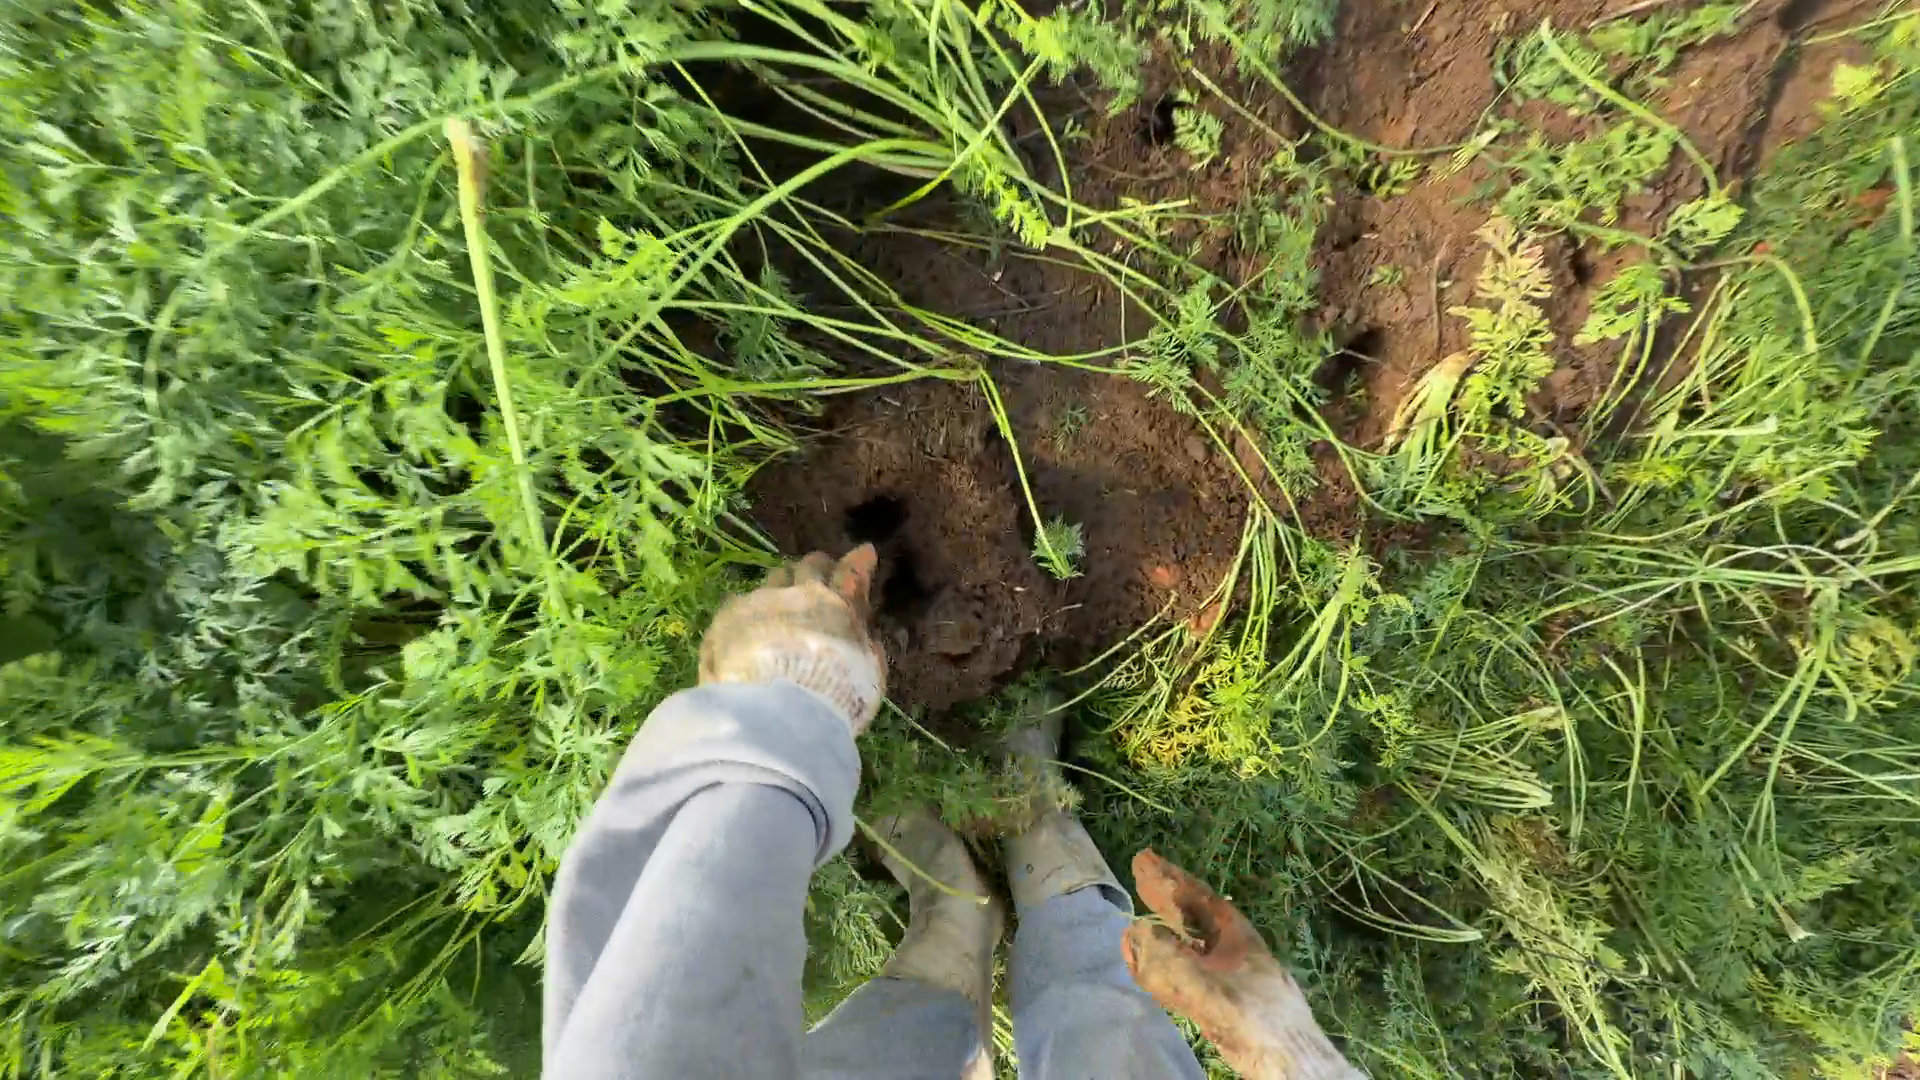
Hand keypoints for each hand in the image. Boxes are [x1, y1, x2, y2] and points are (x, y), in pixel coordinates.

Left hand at [698, 544, 886, 732]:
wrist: (775, 712)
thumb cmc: (833, 696)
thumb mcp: (867, 677)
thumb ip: (868, 653)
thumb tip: (869, 642)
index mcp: (839, 607)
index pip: (853, 573)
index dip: (860, 562)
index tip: (864, 552)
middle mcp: (801, 594)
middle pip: (810, 566)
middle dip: (818, 567)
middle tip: (820, 573)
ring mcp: (762, 601)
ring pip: (774, 578)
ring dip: (783, 584)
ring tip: (782, 597)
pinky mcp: (727, 617)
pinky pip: (741, 603)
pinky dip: (750, 610)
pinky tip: (747, 623)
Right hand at [1122, 850, 1363, 1079]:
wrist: (1295, 1066)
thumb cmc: (1258, 1020)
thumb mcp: (1211, 990)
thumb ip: (1169, 965)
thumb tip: (1133, 932)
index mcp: (1236, 933)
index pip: (1198, 894)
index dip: (1169, 876)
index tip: (1144, 858)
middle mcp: (1234, 947)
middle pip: (1195, 913)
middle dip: (1167, 895)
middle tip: (1140, 872)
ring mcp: (1231, 974)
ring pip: (1193, 940)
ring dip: (1167, 926)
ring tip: (1143, 917)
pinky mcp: (1226, 1000)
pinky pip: (1190, 968)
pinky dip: (1169, 958)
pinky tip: (1158, 963)